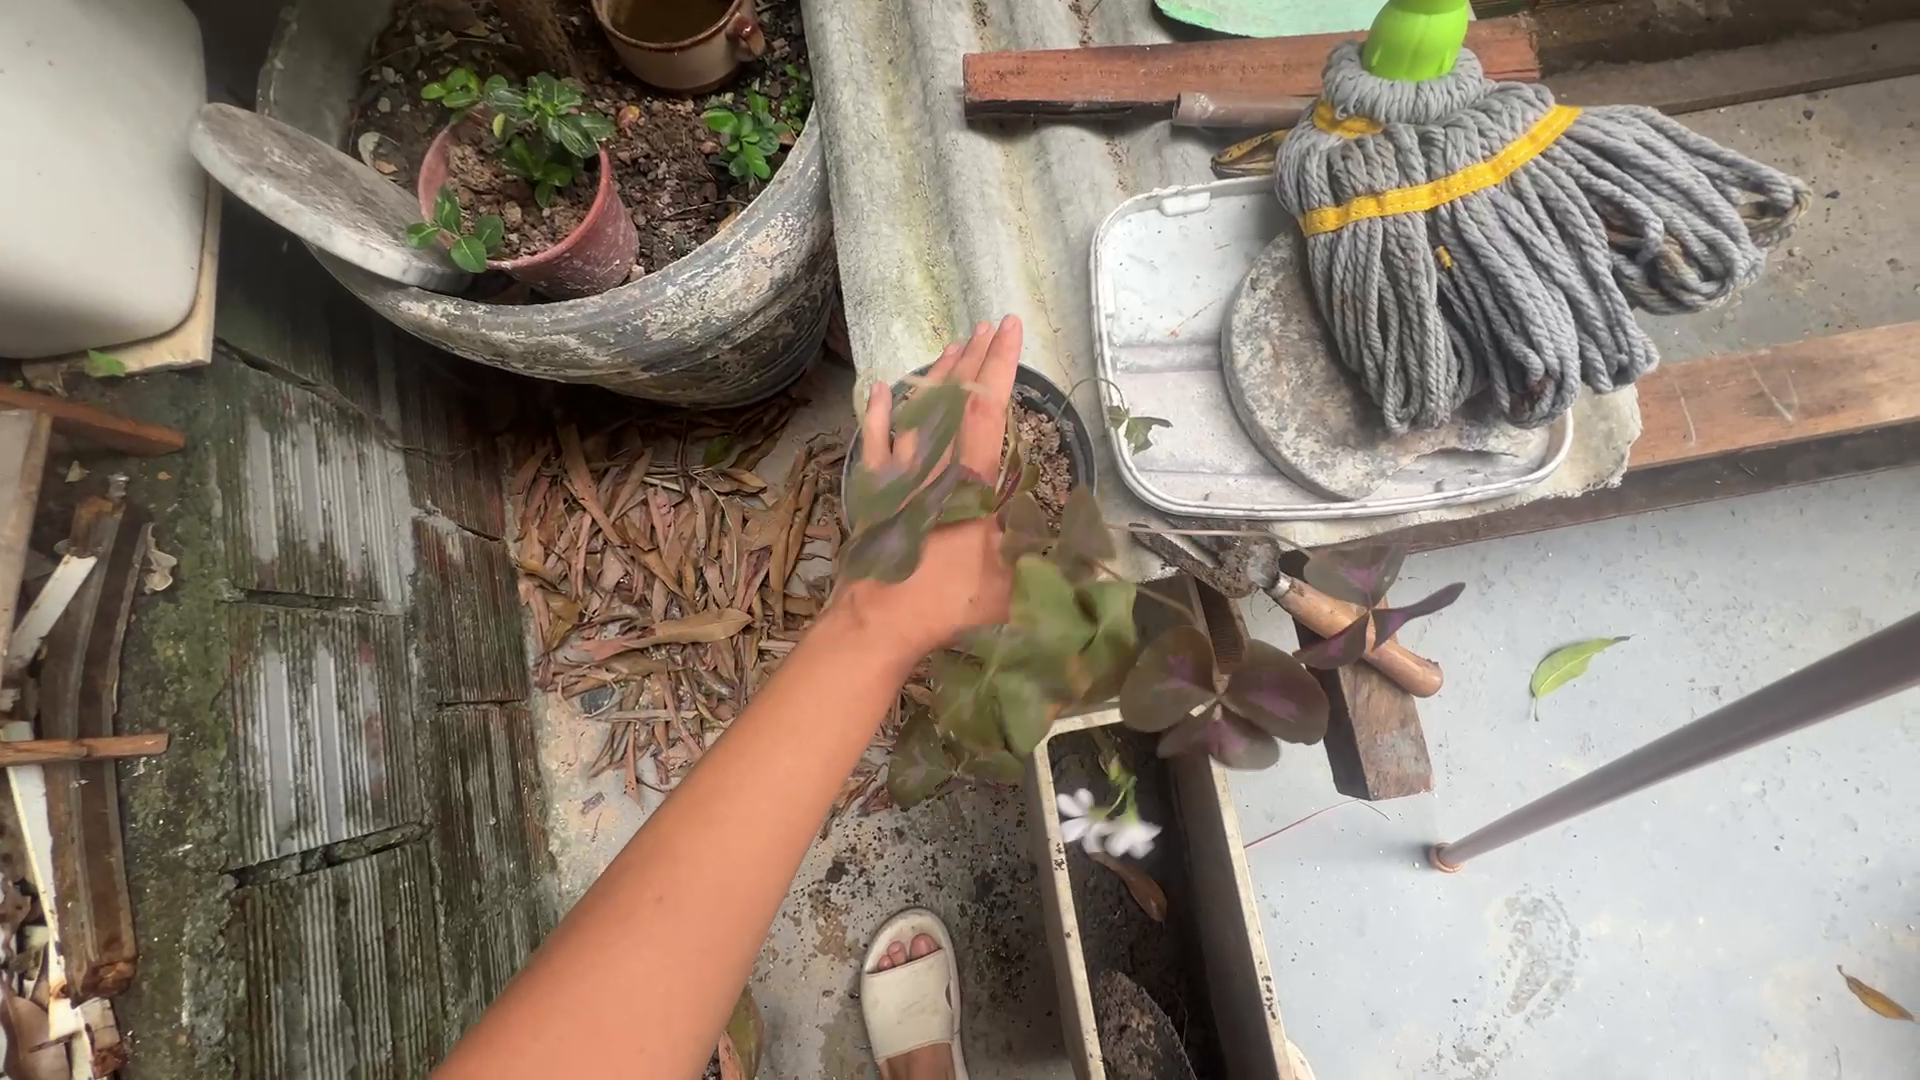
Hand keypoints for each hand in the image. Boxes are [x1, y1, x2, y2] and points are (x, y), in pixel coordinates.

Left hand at [837, 316, 1024, 659]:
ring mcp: (899, 474)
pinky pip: (875, 441)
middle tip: (987, 325)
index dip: (1000, 365)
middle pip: (952, 398)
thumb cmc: (947, 602)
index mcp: (969, 480)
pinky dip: (880, 413)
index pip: (987, 408)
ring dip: (935, 376)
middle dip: (973, 359)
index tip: (1010, 329)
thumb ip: (1049, 566)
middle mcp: (932, 465)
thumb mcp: (1011, 586)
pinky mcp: (875, 490)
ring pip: (916, 410)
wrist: (879, 621)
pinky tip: (881, 389)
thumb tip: (1096, 565)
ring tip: (953, 344)